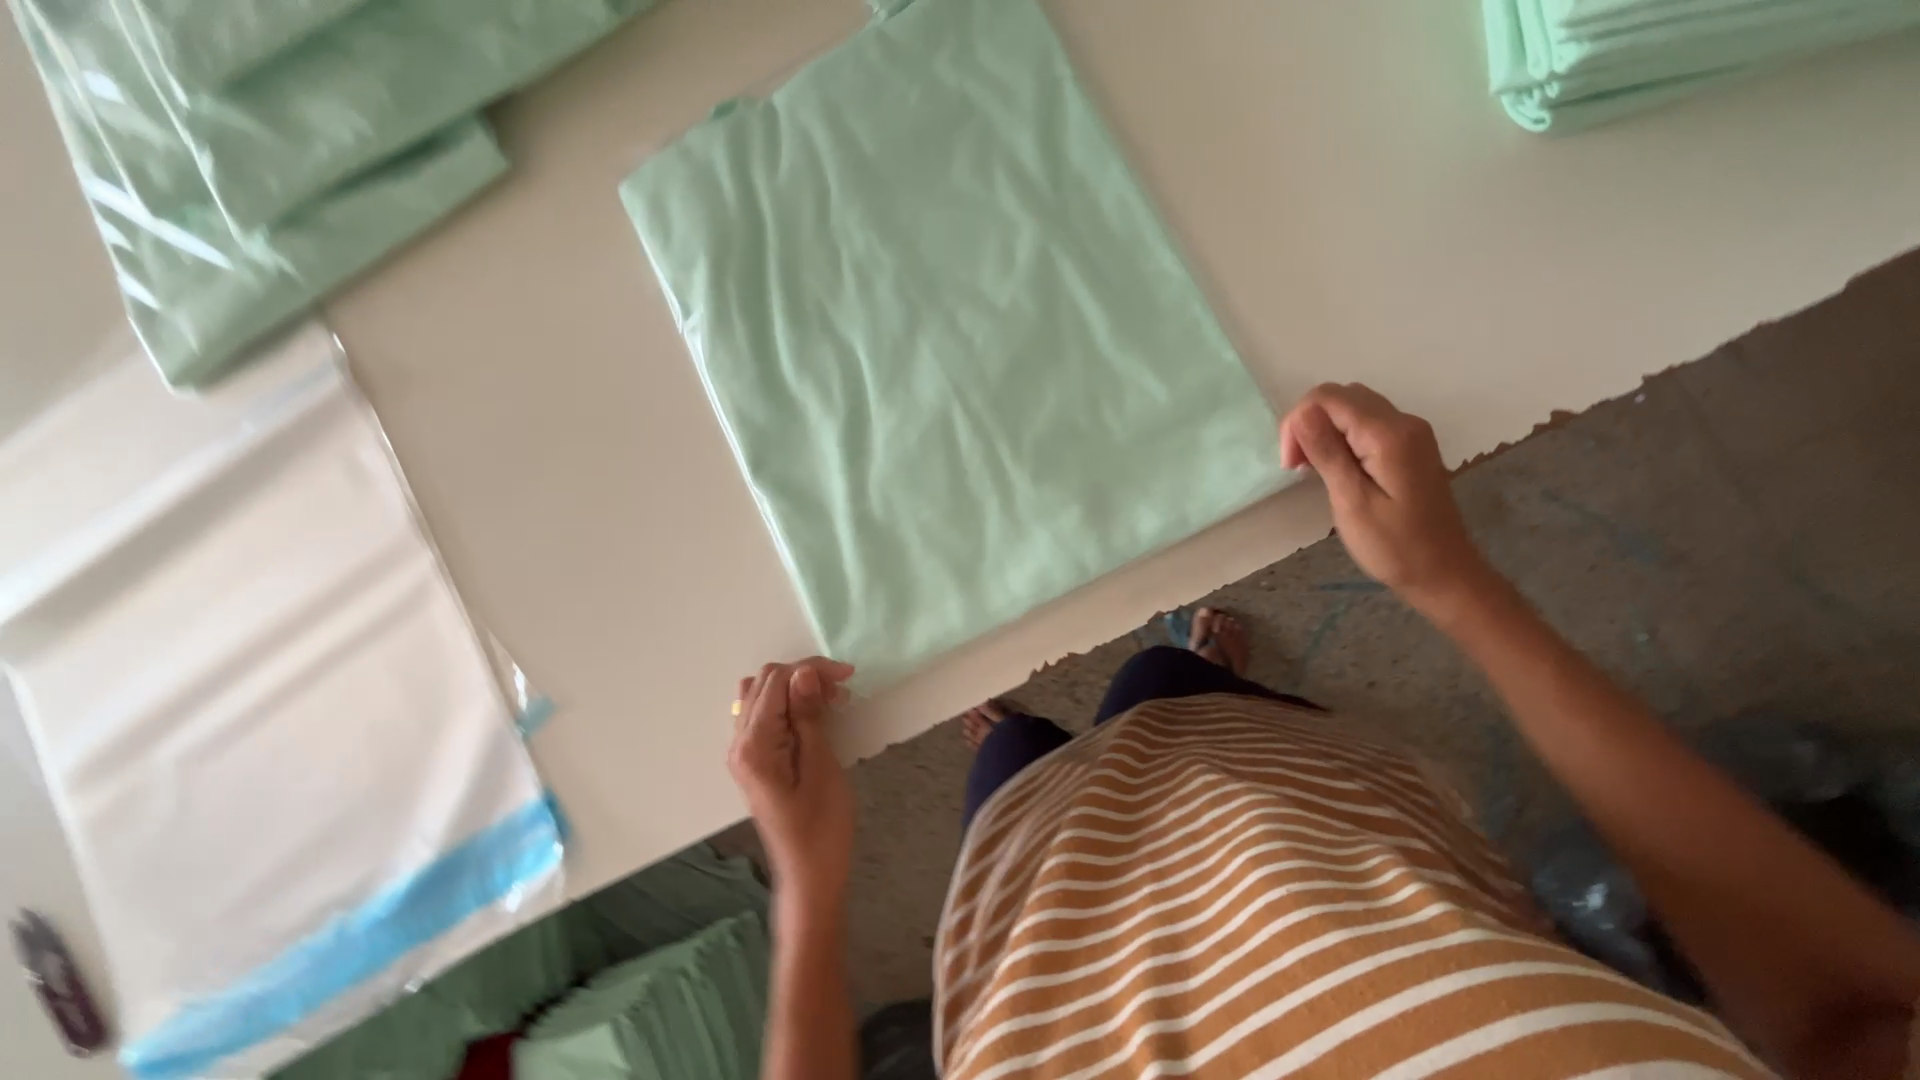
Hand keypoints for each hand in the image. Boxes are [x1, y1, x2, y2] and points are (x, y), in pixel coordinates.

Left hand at [728, 658, 856, 914]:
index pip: (777, 682)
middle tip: (842, 692)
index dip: (812, 670)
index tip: (848, 676)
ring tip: (831, 701)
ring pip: (762, 698)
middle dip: (804, 677)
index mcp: (754, 744)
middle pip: (765, 684)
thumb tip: (803, 673)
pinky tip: (813, 716)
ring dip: (796, 690)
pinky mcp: (755, 762)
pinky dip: (788, 707)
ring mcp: (744, 754)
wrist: (809, 876)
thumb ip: (808, 716)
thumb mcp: (821, 766)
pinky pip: (764, 718)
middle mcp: (739, 743)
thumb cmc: (822, 827)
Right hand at [1279, 383, 1493, 614]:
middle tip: (1298, 467)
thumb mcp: (1352, 501)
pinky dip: (1341, 436)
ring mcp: (1410, 432)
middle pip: (1340, 396)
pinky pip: (1366, 423)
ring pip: (1352, 407)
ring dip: (1323, 429)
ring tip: (1313, 468)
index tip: (1292, 465)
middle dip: (1308, 423)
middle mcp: (1403, 422)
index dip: (1298, 422)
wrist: (1443, 572)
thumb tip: (1302, 413)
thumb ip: (1327, 452)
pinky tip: (1336, 467)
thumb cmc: (1393, 546)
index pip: (1328, 397)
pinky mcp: (1409, 446)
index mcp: (1388, 434)